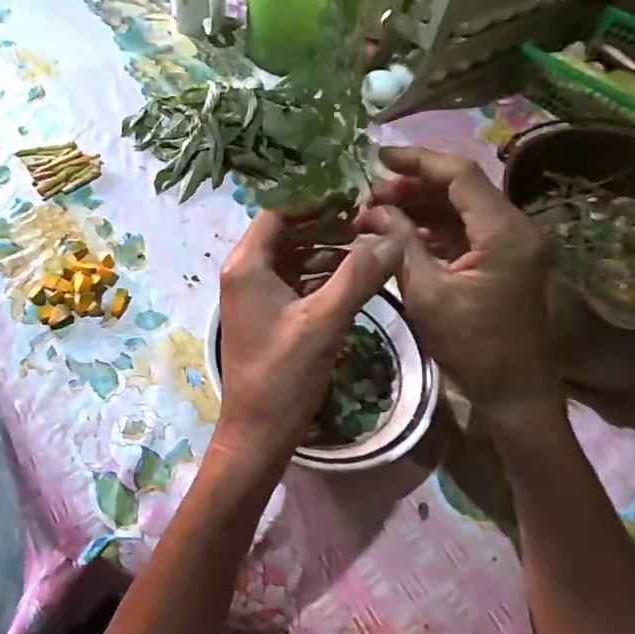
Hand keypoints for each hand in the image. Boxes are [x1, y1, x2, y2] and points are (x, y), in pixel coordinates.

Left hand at [214, 209, 403, 471]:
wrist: (258, 432)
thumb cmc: (284, 375)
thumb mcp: (324, 321)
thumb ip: (358, 276)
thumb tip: (391, 237)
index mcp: (246, 265)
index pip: (277, 214)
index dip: (313, 203)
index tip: (352, 201)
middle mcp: (243, 273)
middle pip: (285, 234)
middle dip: (324, 226)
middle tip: (368, 223)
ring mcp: (253, 296)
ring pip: (291, 259)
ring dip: (325, 251)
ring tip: (369, 247)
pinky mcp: (265, 315)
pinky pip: (293, 282)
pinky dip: (320, 276)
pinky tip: (353, 278)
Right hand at [358, 147, 558, 423]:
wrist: (513, 392)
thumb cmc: (472, 345)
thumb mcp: (427, 292)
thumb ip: (399, 243)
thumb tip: (372, 210)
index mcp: (504, 231)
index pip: (460, 176)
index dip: (417, 161)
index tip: (377, 157)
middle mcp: (516, 229)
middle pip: (460, 188)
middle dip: (412, 186)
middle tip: (369, 197)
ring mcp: (512, 245)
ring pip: (461, 208)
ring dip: (420, 206)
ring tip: (377, 213)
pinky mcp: (503, 261)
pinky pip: (465, 230)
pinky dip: (432, 227)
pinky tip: (400, 233)